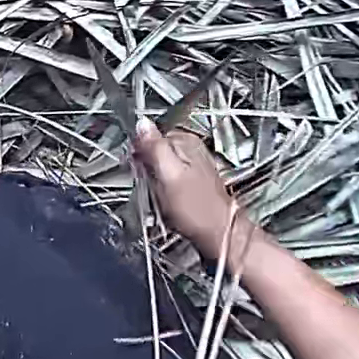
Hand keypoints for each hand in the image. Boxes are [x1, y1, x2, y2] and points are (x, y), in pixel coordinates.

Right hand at [133, 119, 256, 262]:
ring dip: (154, 181)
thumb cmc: (197, 210)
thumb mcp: (169, 174)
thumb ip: (154, 147)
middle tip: (152, 188)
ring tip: (161, 197)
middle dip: (147, 169)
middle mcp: (192, 149)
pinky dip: (162, 189)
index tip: (139, 170)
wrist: (219, 235)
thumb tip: (141, 123)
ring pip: (159, 167)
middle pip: (154, 151)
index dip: (139, 154)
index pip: (149, 135)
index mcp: (186, 141)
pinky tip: (167, 201)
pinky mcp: (192, 180)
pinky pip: (167, 179)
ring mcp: (193, 164)